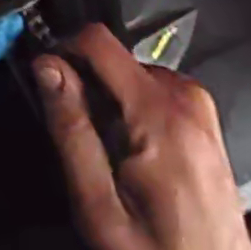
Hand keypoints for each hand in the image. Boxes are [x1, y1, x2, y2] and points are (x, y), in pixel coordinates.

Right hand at [34, 25, 250, 249]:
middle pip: (114, 58)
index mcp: (160, 113)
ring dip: (111, 100)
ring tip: (112, 154)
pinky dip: (132, 108)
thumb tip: (47, 66)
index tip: (50, 83)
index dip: (64, 51)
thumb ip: (72, 129)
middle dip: (90, 87)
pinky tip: (135, 154)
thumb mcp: (100, 207)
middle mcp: (185, 96)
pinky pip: (152, 88)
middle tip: (86, 140)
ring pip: (130, 72)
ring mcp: (199, 103)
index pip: (99, 42)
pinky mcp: (203, 114)